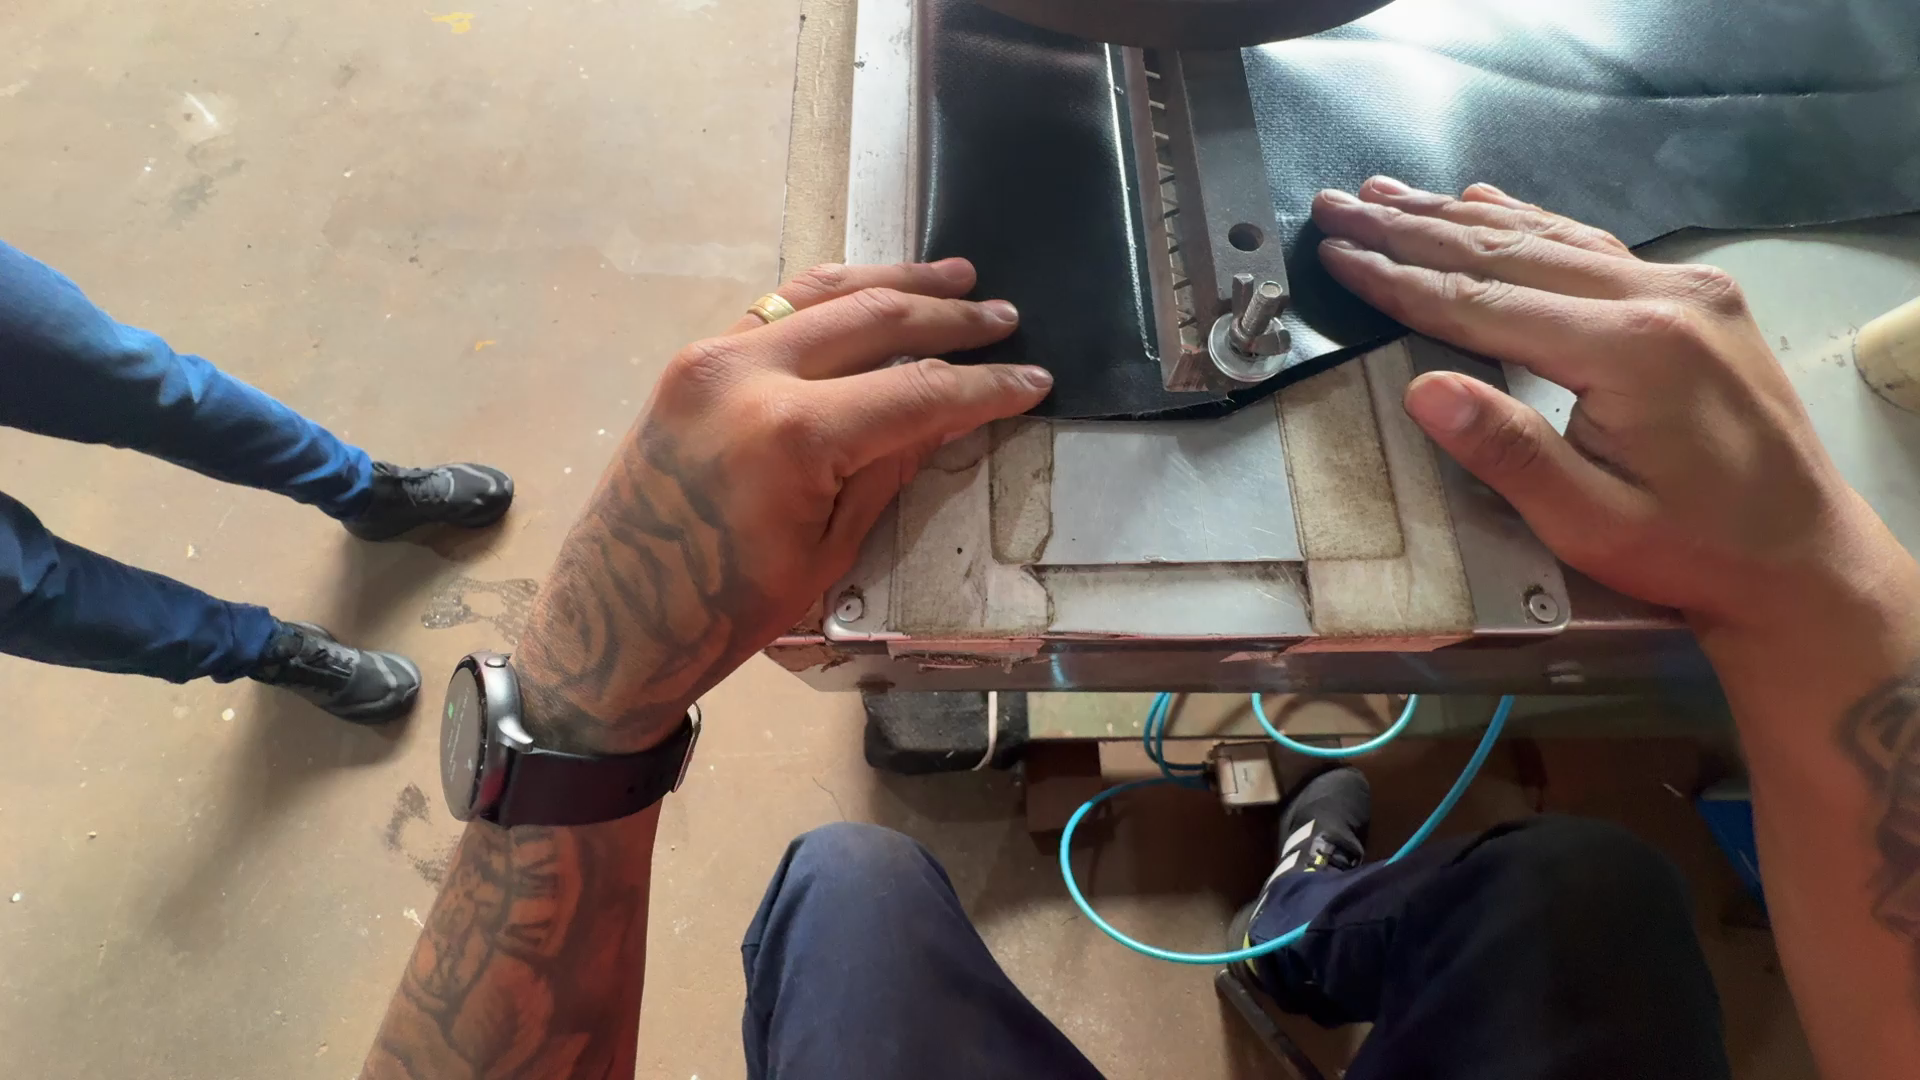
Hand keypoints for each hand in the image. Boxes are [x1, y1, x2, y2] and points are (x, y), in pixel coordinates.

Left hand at [513, 258, 1050, 752]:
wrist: (621, 613)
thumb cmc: (732, 606)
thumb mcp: (832, 546)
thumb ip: (893, 464)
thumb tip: (950, 412)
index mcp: (795, 434)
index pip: (917, 391)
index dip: (984, 386)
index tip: (1030, 379)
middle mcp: (750, 370)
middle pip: (873, 320)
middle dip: (948, 317)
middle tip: (1002, 315)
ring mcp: (712, 355)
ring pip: (821, 292)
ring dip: (893, 283)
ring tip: (950, 276)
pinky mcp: (692, 359)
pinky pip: (776, 309)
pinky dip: (831, 296)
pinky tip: (867, 294)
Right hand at [1311, 177, 1909, 634]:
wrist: (1801, 554)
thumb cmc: (1685, 546)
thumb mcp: (1583, 518)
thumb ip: (1505, 449)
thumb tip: (1421, 390)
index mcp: (1628, 348)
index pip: (1478, 302)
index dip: (1395, 279)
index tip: (1336, 254)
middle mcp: (1656, 296)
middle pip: (1502, 251)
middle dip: (1407, 228)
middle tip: (1339, 206)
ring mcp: (1678, 289)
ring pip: (1539, 235)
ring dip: (1451, 215)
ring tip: (1386, 194)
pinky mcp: (1684, 299)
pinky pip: (1582, 243)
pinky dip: (1521, 218)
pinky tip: (1484, 198)